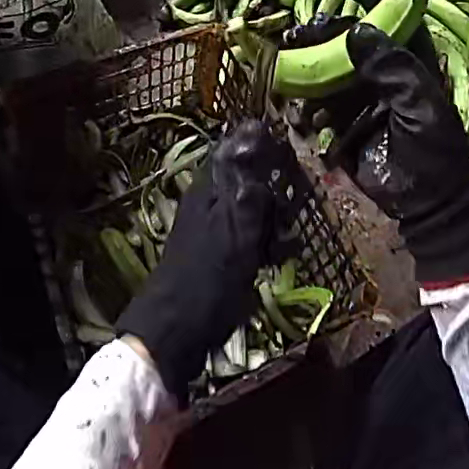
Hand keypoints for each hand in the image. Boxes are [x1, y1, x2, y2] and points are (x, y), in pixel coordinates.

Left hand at [117, 120, 284, 396]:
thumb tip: (254, 135)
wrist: (174, 333)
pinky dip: (264, 242)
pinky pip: (247, 236)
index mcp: (209, 189)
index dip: (265, 149)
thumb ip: (247, 186)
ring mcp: (212, 229)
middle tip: (294, 208)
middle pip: (248, 180)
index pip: (237, 150)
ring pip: (251, 209)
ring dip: (273, 219)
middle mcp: (208, 202)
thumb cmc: (207, 278)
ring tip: (288, 238)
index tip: (291, 159)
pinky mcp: (217, 254)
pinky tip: (278, 257)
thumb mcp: (235, 231)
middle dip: (275, 190)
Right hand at [290, 19, 468, 286]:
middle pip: (353, 43)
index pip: (393, 21)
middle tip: (303, 31)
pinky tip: (304, 108)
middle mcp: (386, 74)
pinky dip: (310, 102)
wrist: (425, 204)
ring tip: (291, 60)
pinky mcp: (345, 122)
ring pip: (332, 70)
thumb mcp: (418, 105)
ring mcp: (364, 97)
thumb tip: (357, 28)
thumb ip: (391, 67)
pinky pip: (322, 103)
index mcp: (412, 63)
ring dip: (311, 65)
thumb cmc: (432, 150)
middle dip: (327, 34)